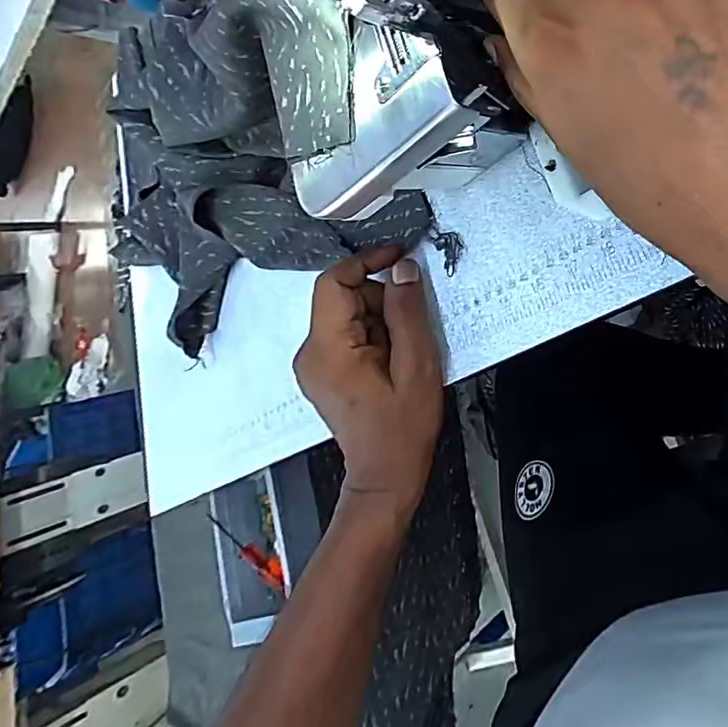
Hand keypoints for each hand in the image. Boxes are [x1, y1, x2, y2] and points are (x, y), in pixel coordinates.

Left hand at [294, 246, 441, 518]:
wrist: (387, 472)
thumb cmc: (403, 426)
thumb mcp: (416, 363)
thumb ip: (407, 312)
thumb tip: (403, 270)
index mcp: (327, 350)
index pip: (332, 283)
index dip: (366, 260)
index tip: (399, 254)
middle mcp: (311, 353)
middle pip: (343, 297)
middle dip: (383, 298)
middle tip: (415, 324)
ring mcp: (315, 363)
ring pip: (350, 314)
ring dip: (383, 317)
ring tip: (407, 350)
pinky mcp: (326, 370)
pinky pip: (350, 332)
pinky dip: (378, 332)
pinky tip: (397, 356)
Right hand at [480, 0, 727, 331]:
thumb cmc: (668, 189)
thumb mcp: (575, 144)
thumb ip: (535, 82)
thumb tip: (516, 51)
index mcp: (555, 39)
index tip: (527, 6)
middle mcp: (607, 0)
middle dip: (589, 25)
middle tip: (616, 75)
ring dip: (645, 27)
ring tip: (673, 87)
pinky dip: (693, 26)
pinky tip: (708, 75)